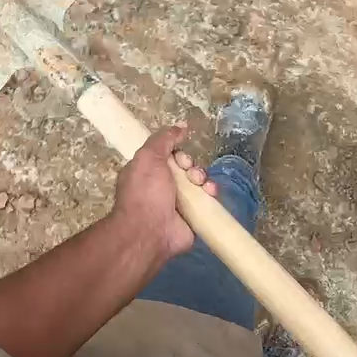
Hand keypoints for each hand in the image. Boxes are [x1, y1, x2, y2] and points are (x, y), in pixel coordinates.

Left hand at [108, 124, 214, 264]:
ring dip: (202, 177)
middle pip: (186, 167)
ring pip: (199, 182)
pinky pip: (208, 200)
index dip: (177, 153)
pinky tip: (209, 192)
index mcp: (149, 173)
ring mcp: (179, 203)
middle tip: (188, 172)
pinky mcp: (194, 216)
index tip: (178, 157)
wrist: (149, 230)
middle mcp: (163, 187)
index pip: (170, 156)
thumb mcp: (148, 156)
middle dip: (191, 165)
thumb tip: (181, 126)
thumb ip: (164, 139)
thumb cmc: (145, 191)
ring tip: (199, 183)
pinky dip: (211, 193)